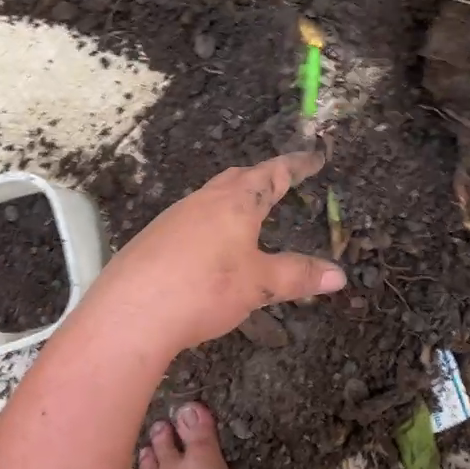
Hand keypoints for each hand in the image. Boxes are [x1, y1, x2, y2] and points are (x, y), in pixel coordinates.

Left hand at [86, 151, 345, 356]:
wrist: (131, 311)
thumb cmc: (205, 288)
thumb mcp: (259, 284)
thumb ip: (298, 276)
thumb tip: (338, 275)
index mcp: (236, 202)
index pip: (273, 174)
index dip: (296, 165)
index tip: (313, 157)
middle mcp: (205, 200)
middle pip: (239, 178)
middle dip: (263, 177)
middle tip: (282, 180)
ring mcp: (176, 217)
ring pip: (212, 197)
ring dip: (234, 198)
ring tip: (249, 211)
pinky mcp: (155, 238)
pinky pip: (192, 219)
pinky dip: (212, 222)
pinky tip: (211, 246)